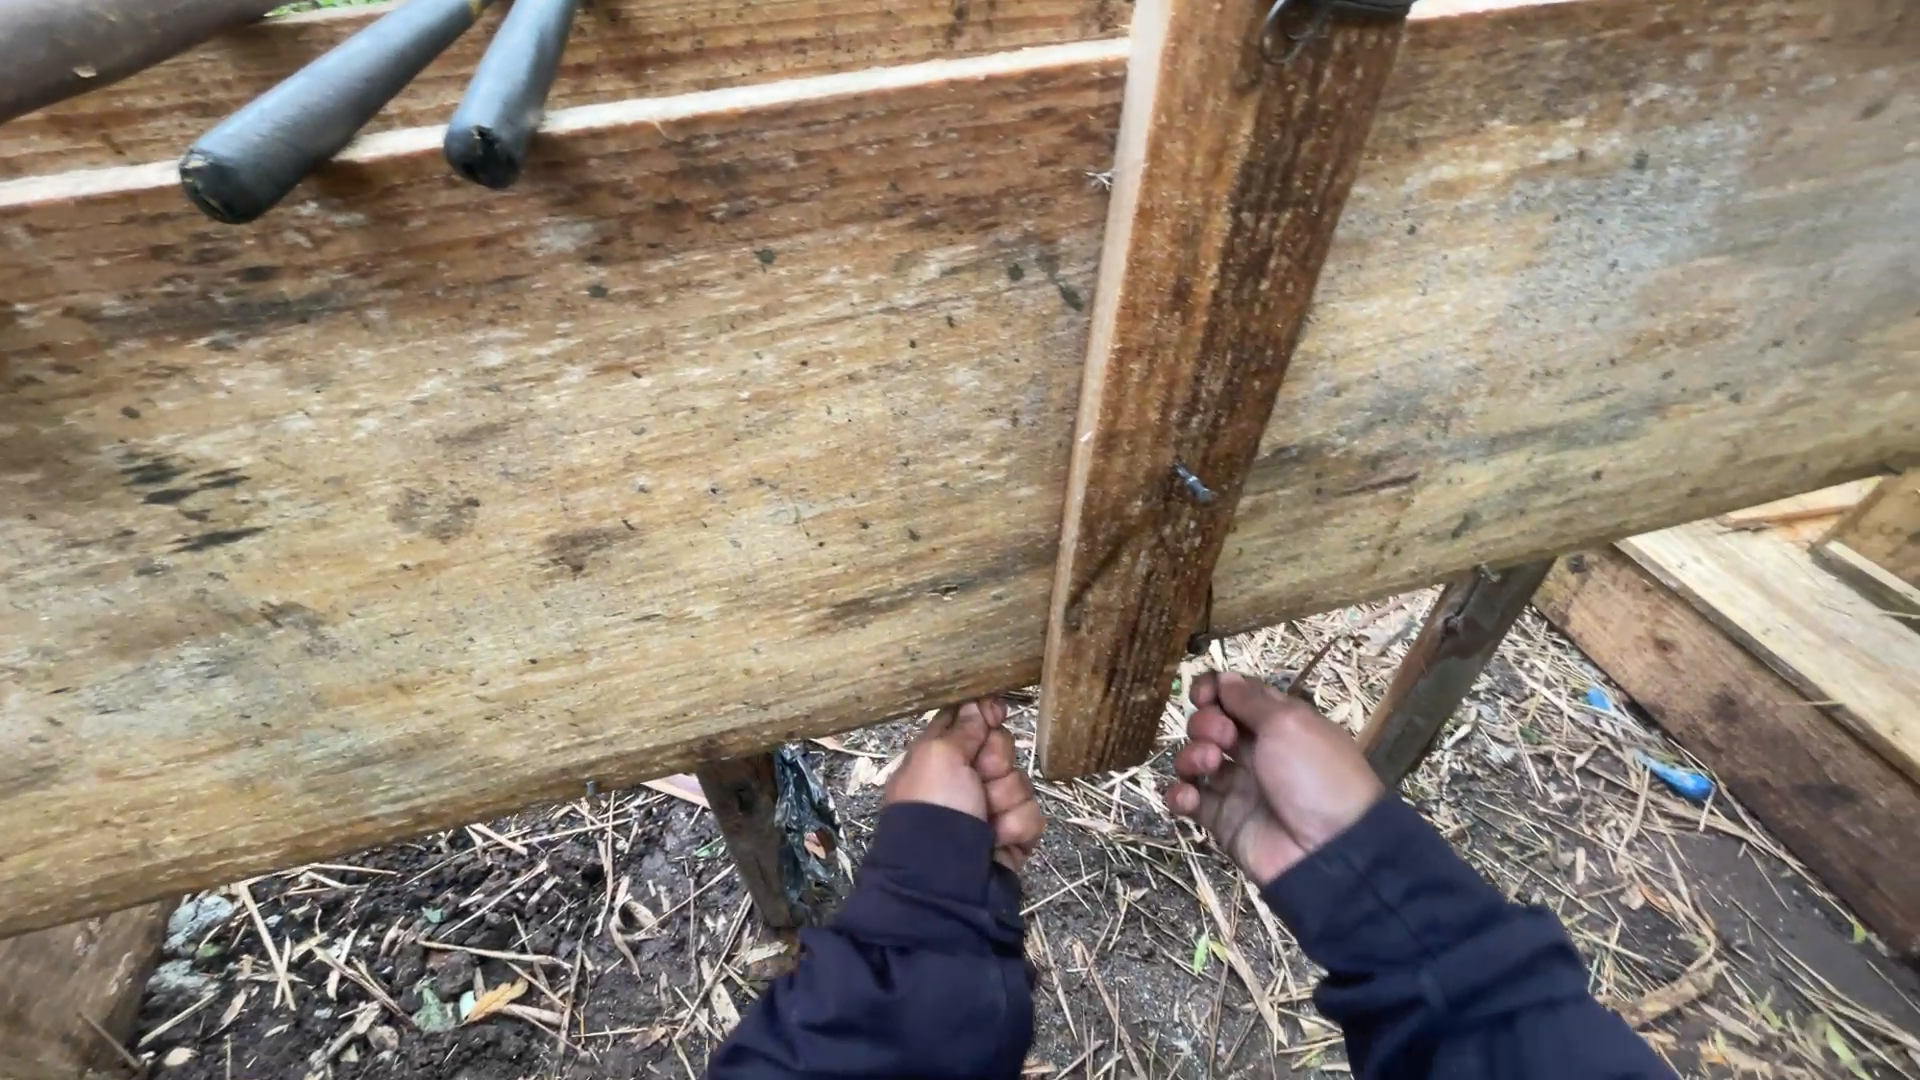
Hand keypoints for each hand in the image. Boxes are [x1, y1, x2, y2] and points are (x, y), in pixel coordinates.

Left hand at [884, 699, 1046, 871]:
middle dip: (996, 761)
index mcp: (939, 757)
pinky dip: (1016, 827)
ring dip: (1004, 799)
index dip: (985, 714)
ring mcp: (990, 809)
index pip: (969, 721)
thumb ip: (962, 728)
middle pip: (1001, 746)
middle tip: (980, 778)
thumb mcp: (938, 757)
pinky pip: (1032, 814)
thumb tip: (978, 704)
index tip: (997, 711)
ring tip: (985, 820)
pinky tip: (998, 840)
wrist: (944, 882)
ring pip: (1019, 781)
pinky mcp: (1013, 835)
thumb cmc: (934, 808)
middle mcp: (965, 779)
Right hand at [1164, 672, 1384, 885]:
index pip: (1235, 696)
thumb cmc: (1315, 775)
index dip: (1213, 691)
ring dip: (1191, 755)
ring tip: (1209, 765)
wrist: (1330, 854)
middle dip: (1205, 723)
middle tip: (1223, 738)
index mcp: (1277, 725)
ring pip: (1194, 758)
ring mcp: (1236, 786)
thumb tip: (1223, 677)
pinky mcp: (1221, 819)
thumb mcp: (1289, 724)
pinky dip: (1179, 795)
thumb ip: (1250, 699)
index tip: (1203, 695)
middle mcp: (1255, 751)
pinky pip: (1188, 800)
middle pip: (1210, 724)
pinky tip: (1188, 797)